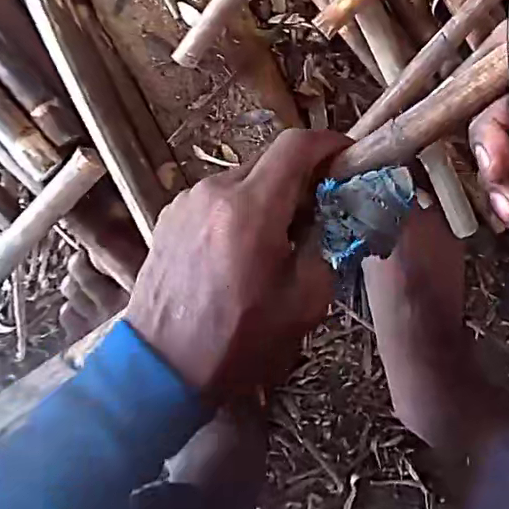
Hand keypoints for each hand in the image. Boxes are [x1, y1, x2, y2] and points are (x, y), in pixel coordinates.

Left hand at [124, 129, 350, 399]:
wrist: (161, 365)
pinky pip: (216, 197)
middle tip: (320, 209)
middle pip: (270, 160)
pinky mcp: (170, 215)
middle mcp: (214, 191)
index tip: (347, 156)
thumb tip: (332, 214)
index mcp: (251, 208)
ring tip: (276, 238)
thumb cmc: (237, 340)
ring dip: (268, 195)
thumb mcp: (304, 301)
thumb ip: (326, 245)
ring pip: (243, 178)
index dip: (329, 143)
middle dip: (302, 176)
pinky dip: (238, 208)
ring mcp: (187, 200)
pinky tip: (239, 248)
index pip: (296, 145)